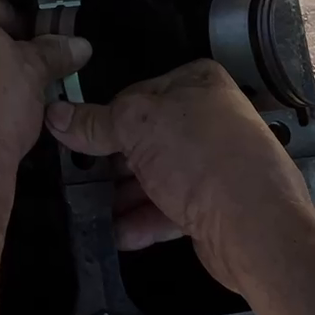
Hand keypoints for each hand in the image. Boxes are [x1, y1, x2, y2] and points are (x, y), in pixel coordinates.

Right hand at [45, 59, 314, 290]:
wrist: (256, 227)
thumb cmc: (203, 156)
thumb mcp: (134, 125)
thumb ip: (94, 122)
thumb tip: (58, 114)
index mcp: (197, 82)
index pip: (138, 92)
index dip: (107, 114)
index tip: (80, 133)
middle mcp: (210, 118)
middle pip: (147, 136)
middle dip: (114, 159)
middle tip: (80, 173)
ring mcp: (215, 164)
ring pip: (157, 174)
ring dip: (124, 193)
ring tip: (92, 206)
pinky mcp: (215, 205)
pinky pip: (170, 207)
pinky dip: (144, 219)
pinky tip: (118, 232)